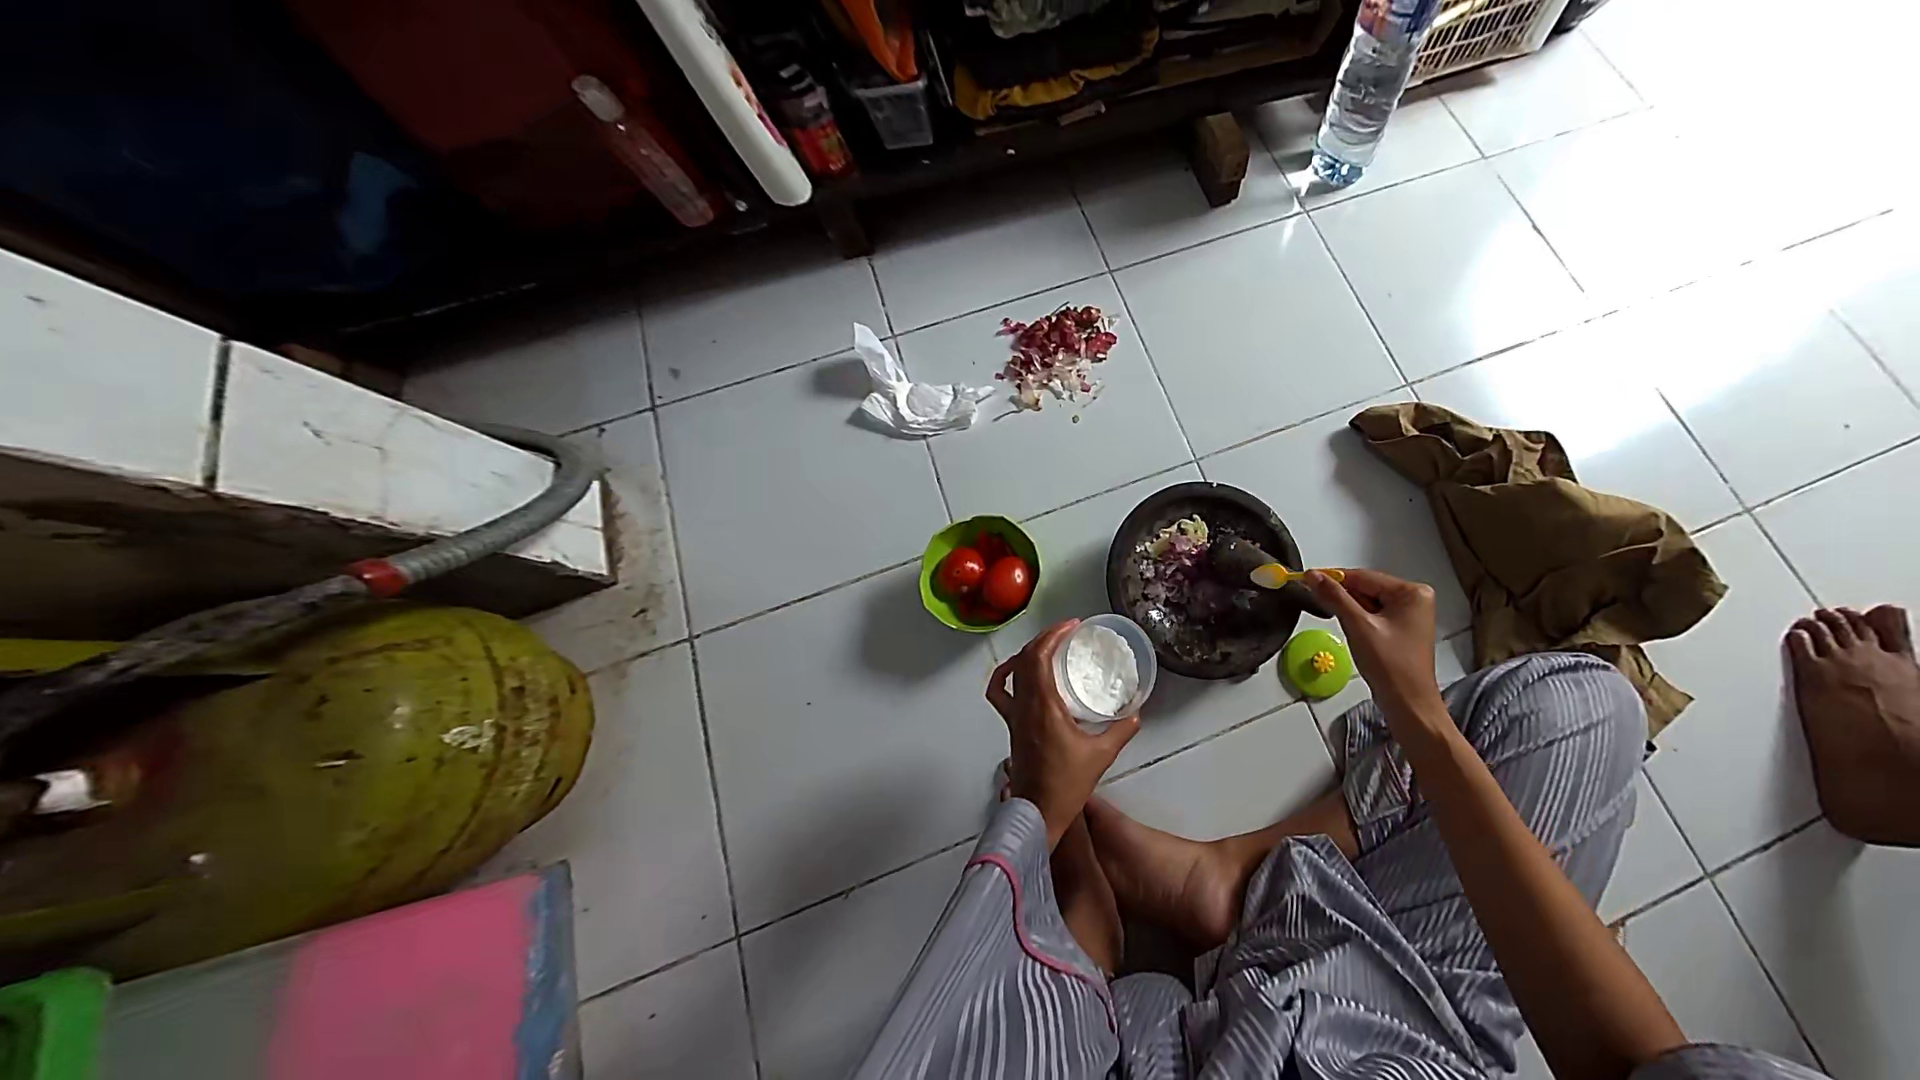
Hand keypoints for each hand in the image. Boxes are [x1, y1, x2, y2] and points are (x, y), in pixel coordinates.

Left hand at [986, 620, 1140, 848]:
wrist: (1039, 811)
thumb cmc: (1067, 785)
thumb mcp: (1102, 754)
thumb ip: (1121, 730)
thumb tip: (1135, 712)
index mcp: (1044, 706)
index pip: (1038, 657)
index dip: (1052, 635)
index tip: (1071, 626)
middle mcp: (1024, 705)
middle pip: (1025, 658)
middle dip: (1044, 638)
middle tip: (1066, 632)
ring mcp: (1014, 715)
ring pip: (1012, 671)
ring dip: (1028, 652)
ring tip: (1047, 646)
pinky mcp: (1011, 725)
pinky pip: (1000, 693)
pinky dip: (1005, 676)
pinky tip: (1018, 671)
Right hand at [1304, 568, 1449, 739]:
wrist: (1407, 702)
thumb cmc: (1391, 665)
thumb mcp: (1358, 625)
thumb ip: (1335, 597)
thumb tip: (1314, 576)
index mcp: (1412, 593)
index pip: (1363, 576)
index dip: (1332, 578)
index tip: (1306, 578)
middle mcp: (1414, 599)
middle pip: (1365, 586)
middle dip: (1340, 594)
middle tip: (1313, 596)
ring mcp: (1408, 614)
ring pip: (1365, 600)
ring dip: (1346, 607)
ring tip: (1332, 616)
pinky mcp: (1399, 627)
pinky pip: (1370, 613)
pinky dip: (1355, 617)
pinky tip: (1347, 626)